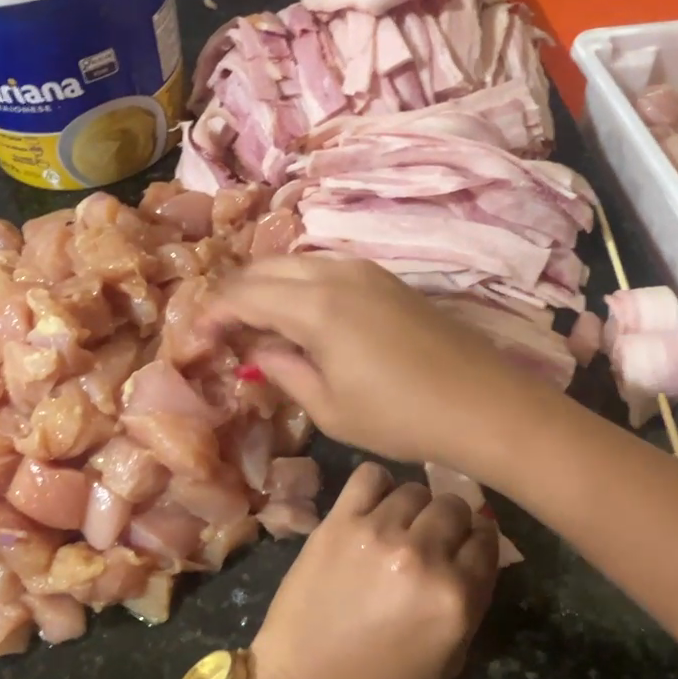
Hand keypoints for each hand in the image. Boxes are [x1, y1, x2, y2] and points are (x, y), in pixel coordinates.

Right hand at [203, 256, 553, 468]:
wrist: (482, 403)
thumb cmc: (401, 416)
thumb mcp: (330, 407)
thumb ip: (283, 371)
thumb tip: (255, 352)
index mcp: (314, 305)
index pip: (243, 294)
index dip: (211, 314)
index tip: (195, 339)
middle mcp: (335, 273)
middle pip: (264, 268)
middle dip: (234, 294)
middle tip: (220, 331)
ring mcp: (364, 270)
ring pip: (294, 262)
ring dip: (266, 285)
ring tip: (254, 323)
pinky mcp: (386, 278)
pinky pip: (323, 267)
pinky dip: (297, 283)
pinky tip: (297, 315)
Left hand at [248, 462, 499, 678]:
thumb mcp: (450, 660)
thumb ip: (473, 602)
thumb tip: (477, 551)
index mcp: (456, 597)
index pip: (487, 540)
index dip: (477, 542)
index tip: (465, 546)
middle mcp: (422, 556)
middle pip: (454, 506)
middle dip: (449, 522)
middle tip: (431, 538)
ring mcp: (378, 533)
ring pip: (415, 489)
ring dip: (413, 507)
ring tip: (397, 527)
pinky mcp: (339, 521)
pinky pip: (370, 475)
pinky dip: (377, 486)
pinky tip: (372, 508)